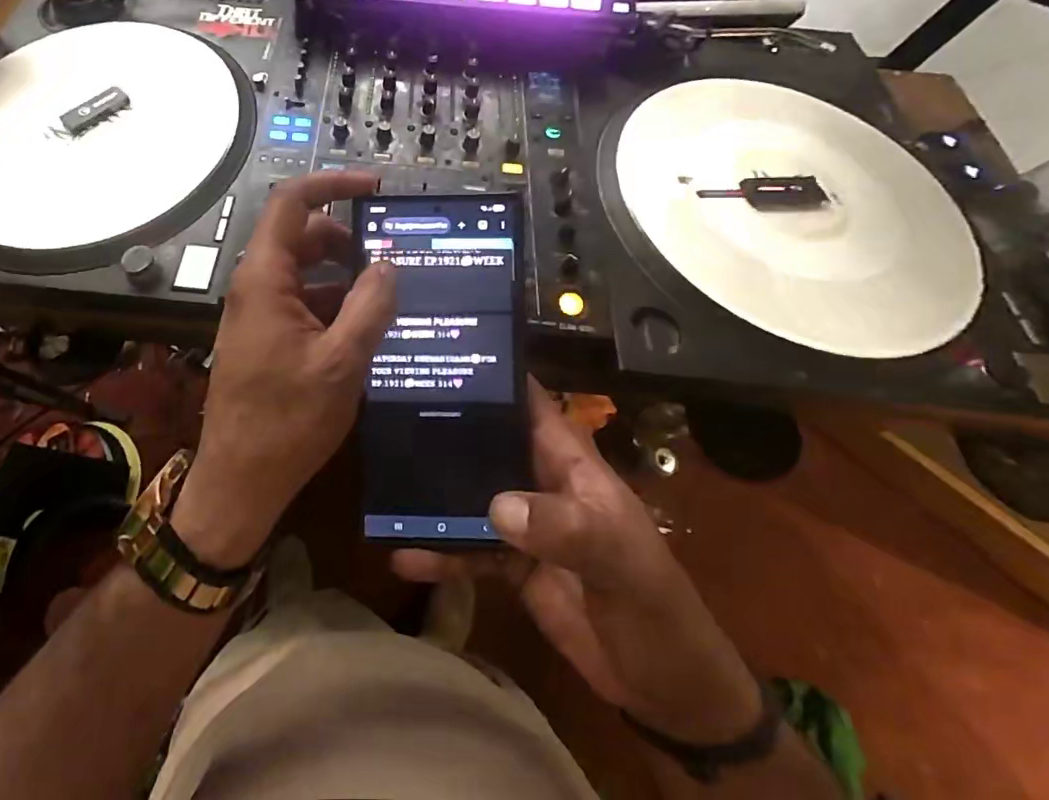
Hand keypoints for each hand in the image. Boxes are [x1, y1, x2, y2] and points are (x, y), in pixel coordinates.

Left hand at [171, 171, 396, 568]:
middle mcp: (254, 286)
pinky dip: (330, 302)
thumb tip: (388, 262)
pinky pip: (298, 301)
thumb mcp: (342, 362)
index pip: (290, 203)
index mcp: (264, 278)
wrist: (240, 476)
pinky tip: (364, 324)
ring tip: (387, 292)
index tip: (374, 188)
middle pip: (299, 235)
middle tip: (391, 256)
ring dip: (341, 273)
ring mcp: (255, 312)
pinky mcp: (262, 336)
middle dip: (345, 236)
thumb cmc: (286, 420)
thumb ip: (369, 305)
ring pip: (301, 270)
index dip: (331, 184)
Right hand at [393, 378, 763, 744]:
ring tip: (381, 479)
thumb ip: (567, 531)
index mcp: (574, 468)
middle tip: (386, 404)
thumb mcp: (623, 568)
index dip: (495, 376)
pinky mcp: (508, 564)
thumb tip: (497, 506)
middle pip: (487, 443)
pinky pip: (465, 548)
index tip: (443, 354)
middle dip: (442, 425)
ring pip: (468, 495)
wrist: (667, 693)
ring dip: (431, 492)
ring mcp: (523, 526)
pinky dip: (437, 552)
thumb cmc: (659, 617)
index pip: (532, 406)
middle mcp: (541, 486)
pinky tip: (404, 557)